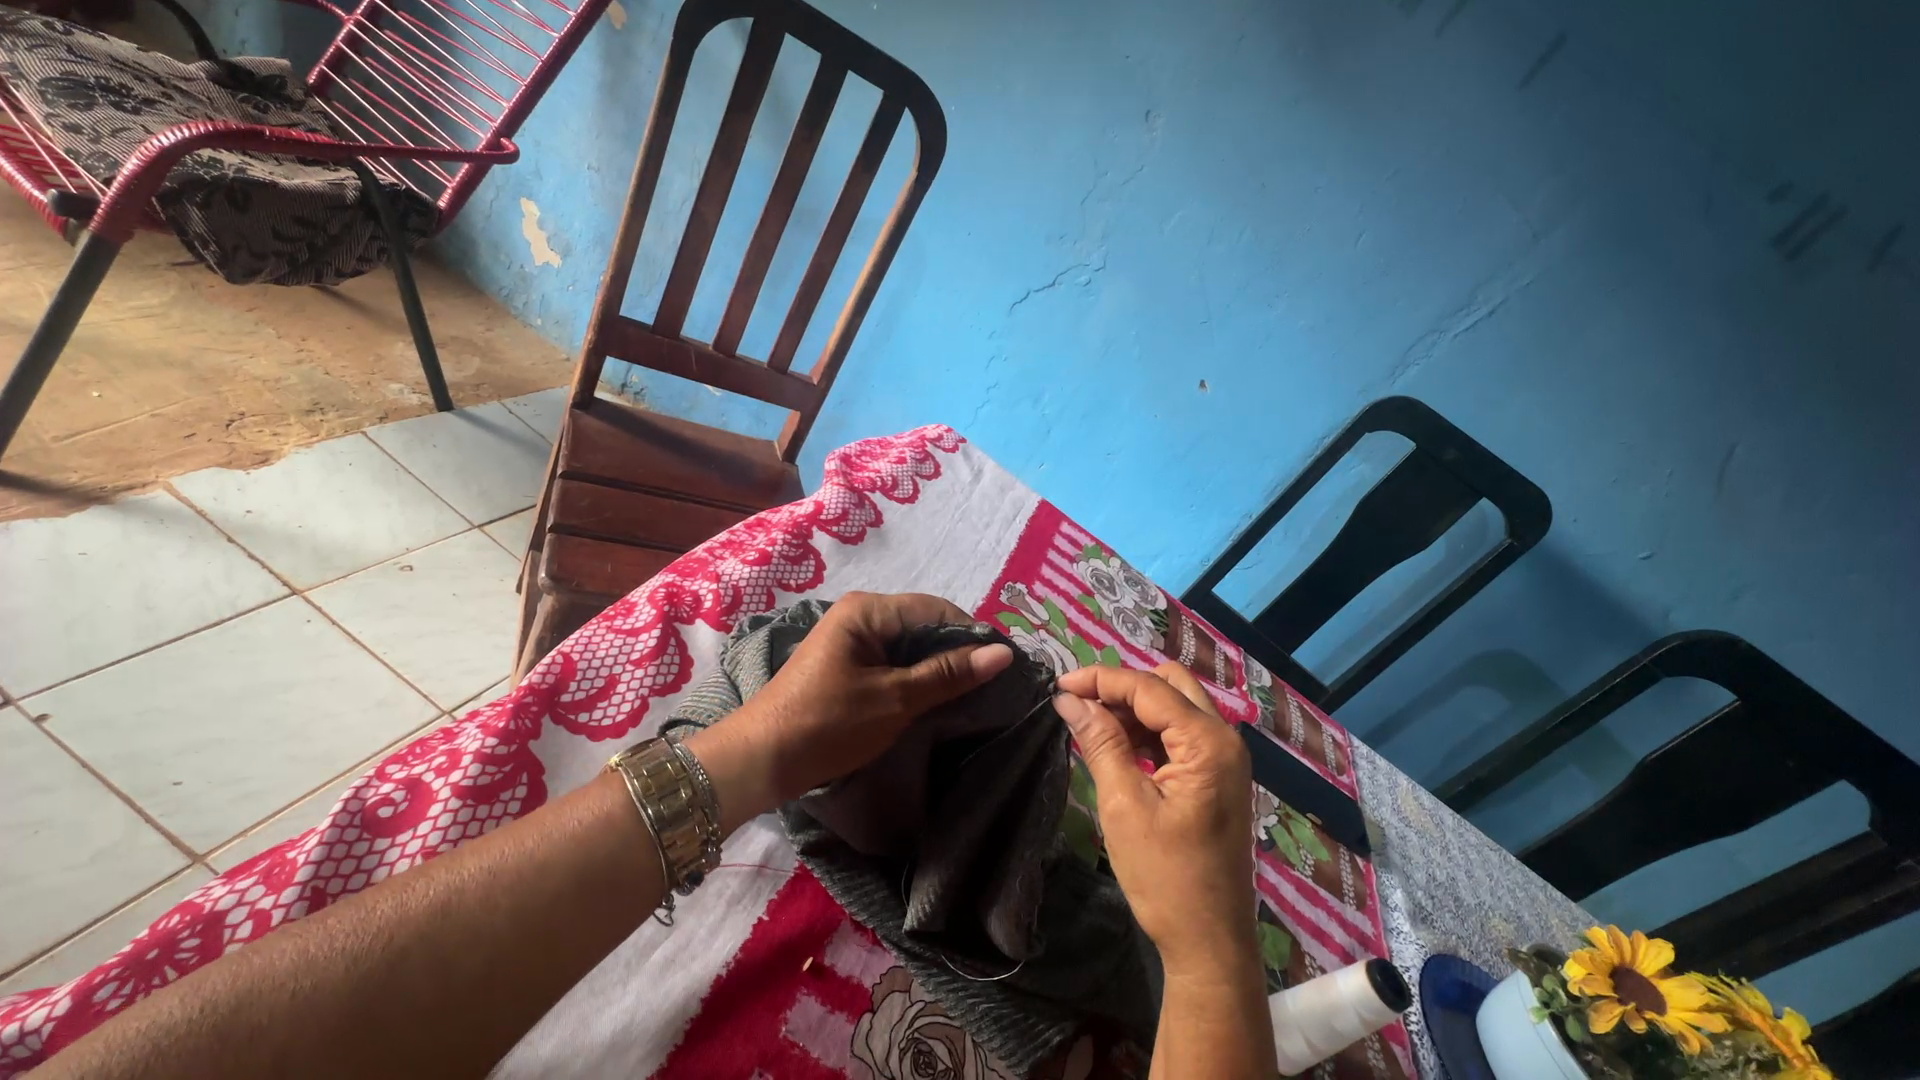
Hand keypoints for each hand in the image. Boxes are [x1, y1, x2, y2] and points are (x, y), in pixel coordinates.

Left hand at [686, 592, 1013, 831]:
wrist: (762, 759)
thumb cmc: (828, 724)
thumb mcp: (895, 700)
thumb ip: (948, 674)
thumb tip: (1004, 653)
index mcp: (868, 610)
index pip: (936, 609)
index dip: (972, 634)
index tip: (1003, 666)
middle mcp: (859, 615)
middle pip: (923, 624)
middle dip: (956, 651)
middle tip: (991, 684)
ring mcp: (850, 640)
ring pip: (909, 645)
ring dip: (937, 667)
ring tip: (969, 693)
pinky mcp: (846, 664)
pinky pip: (892, 661)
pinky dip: (915, 677)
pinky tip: (934, 698)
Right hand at [1053, 663, 1256, 975]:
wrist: (1209, 942)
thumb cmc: (1165, 877)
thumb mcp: (1124, 805)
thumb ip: (1100, 742)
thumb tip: (1069, 699)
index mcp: (1208, 742)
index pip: (1149, 688)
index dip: (1101, 680)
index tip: (1058, 685)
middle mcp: (1225, 739)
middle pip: (1169, 686)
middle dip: (1121, 686)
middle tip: (1077, 703)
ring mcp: (1226, 759)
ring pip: (1176, 707)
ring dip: (1134, 708)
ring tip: (1089, 723)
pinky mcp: (1218, 778)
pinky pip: (1181, 735)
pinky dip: (1149, 731)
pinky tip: (1117, 744)